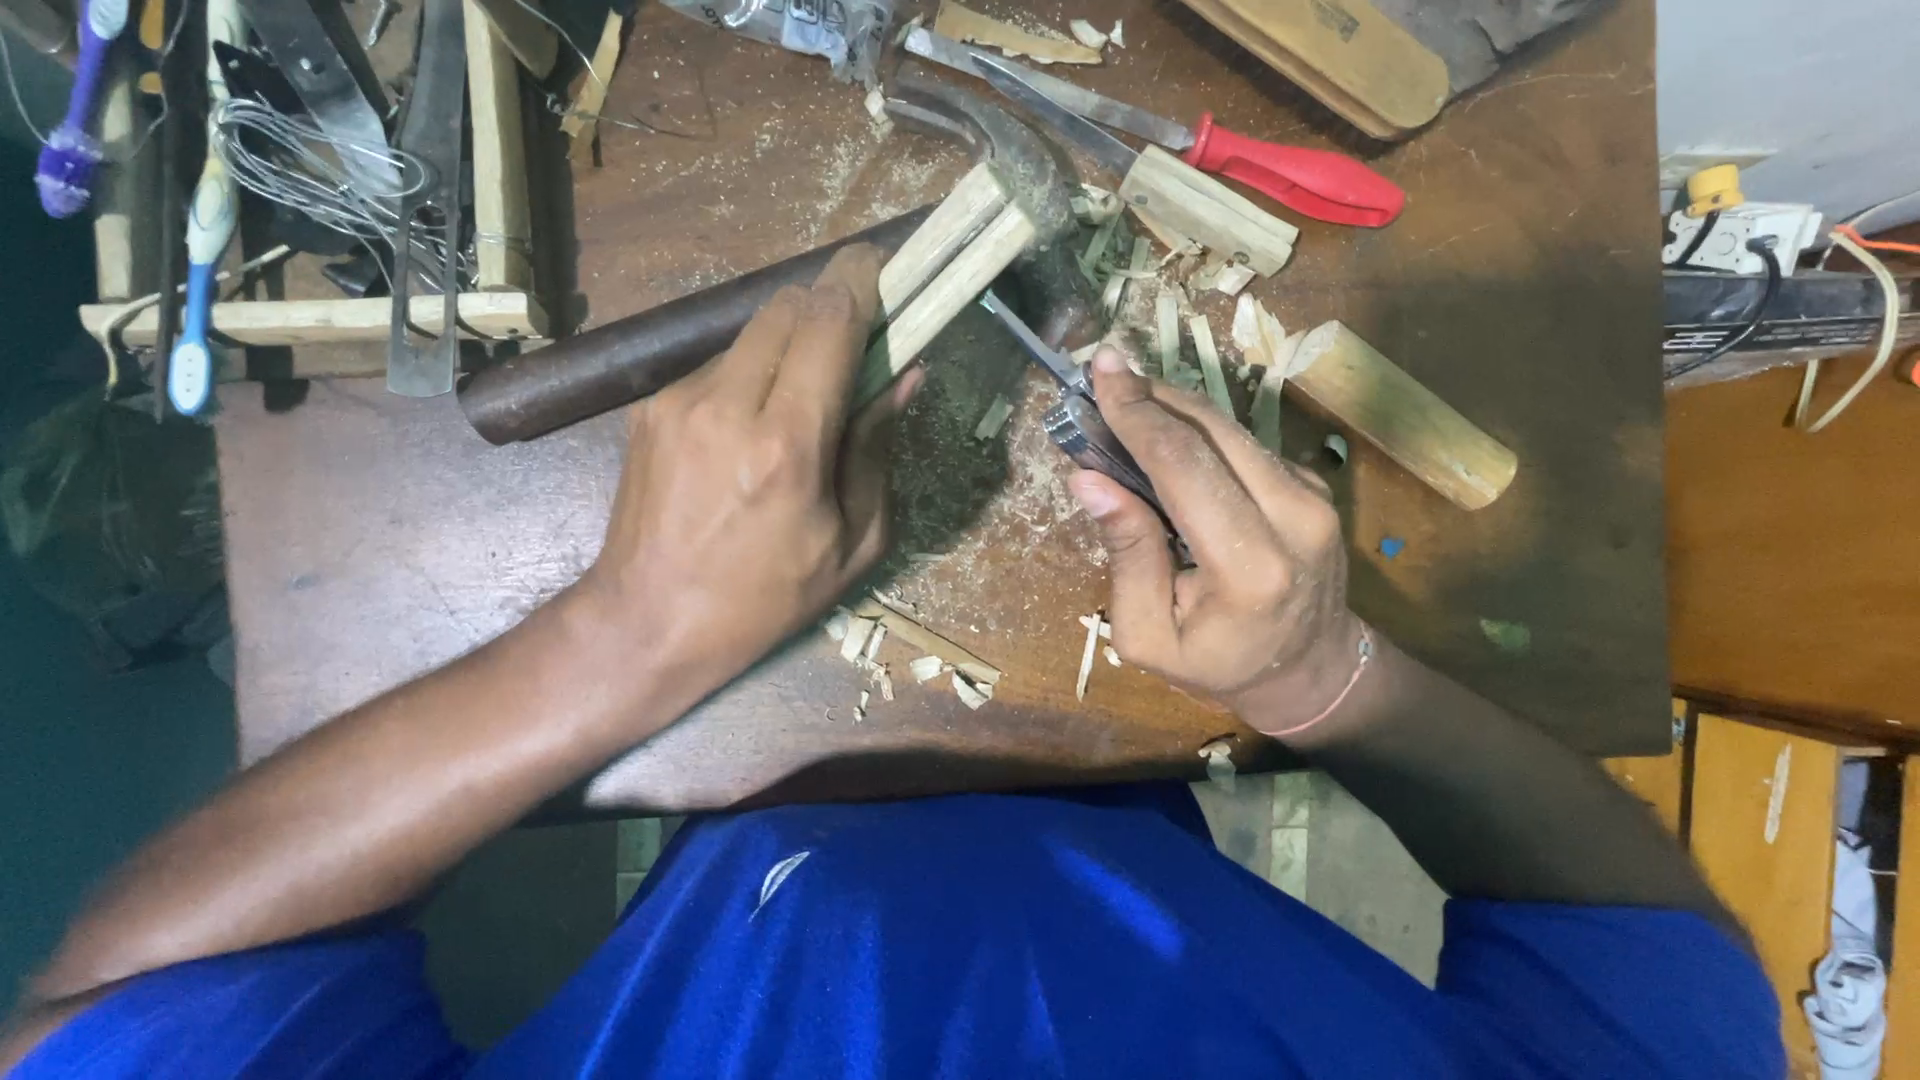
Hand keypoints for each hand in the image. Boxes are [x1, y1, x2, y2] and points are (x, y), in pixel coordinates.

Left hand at [582, 244, 921, 696]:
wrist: (649, 621)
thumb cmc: (767, 598)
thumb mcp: (853, 541)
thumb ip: (878, 449)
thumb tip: (902, 377)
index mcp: (787, 444)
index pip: (829, 322)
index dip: (863, 282)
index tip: (887, 266)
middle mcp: (727, 404)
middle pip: (787, 304)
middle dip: (829, 306)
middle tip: (855, 339)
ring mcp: (678, 399)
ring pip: (751, 331)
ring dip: (789, 343)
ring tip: (801, 398)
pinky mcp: (650, 407)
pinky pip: (719, 364)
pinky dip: (751, 374)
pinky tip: (751, 427)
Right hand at [1067, 347, 1363, 734]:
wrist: (1313, 671)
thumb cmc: (1218, 664)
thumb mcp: (1148, 635)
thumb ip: (1126, 556)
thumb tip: (1089, 480)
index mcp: (1249, 566)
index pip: (1185, 467)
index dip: (1138, 416)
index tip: (1099, 376)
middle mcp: (1293, 518)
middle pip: (1213, 431)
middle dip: (1153, 395)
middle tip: (1104, 369)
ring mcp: (1312, 497)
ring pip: (1232, 428)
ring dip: (1174, 405)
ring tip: (1125, 393)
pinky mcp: (1314, 486)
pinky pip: (1245, 445)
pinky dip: (1200, 431)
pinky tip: (1165, 431)